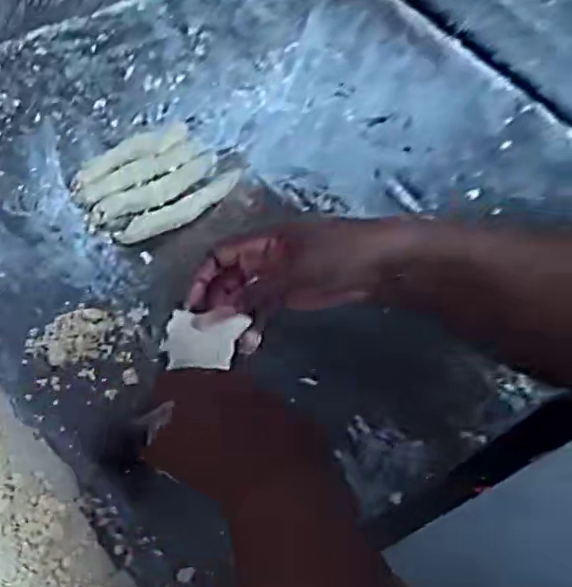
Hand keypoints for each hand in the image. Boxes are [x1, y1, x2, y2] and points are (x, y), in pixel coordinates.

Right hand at [143, 370, 338, 514]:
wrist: (278, 487)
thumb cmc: (211, 469)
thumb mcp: (163, 456)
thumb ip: (150, 437)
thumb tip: (146, 432)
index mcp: (197, 389)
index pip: (169, 380)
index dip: (159, 395)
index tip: (153, 411)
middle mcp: (236, 384)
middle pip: (209, 382)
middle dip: (196, 399)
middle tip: (187, 422)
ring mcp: (273, 397)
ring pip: (242, 396)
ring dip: (229, 410)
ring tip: (221, 436)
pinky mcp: (300, 415)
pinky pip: (271, 414)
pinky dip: (259, 425)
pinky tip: (253, 448)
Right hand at [186, 218, 425, 322]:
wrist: (393, 264)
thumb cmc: (341, 254)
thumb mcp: (288, 275)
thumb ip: (245, 297)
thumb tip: (205, 320)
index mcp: (262, 243)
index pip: (217, 257)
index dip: (201, 278)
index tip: (193, 304)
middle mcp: (262, 259)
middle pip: (222, 281)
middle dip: (212, 304)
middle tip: (207, 327)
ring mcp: (274, 278)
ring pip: (238, 300)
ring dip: (230, 321)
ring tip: (230, 340)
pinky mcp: (286, 295)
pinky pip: (257, 312)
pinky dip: (250, 327)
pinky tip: (250, 343)